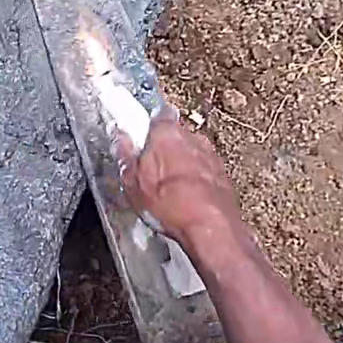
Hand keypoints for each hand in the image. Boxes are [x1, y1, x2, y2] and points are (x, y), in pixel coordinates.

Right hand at [117, 111, 243, 250]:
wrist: (211, 227)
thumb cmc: (172, 206)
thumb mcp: (134, 186)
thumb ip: (126, 157)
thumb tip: (120, 138)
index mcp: (166, 134)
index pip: (156, 116)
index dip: (147, 127)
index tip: (138, 140)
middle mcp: (192, 137)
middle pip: (174, 135)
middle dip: (164, 148)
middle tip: (150, 170)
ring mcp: (210, 154)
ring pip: (190, 152)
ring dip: (181, 163)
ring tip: (169, 189)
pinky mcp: (223, 172)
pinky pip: (203, 169)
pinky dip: (196, 178)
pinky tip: (187, 197)